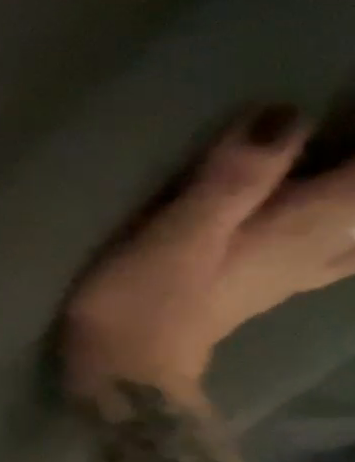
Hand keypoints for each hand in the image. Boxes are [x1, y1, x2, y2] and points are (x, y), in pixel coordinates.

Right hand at [66, 104, 354, 397]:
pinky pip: (341, 248)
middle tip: (343, 123)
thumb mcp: (179, 231)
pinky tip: (330, 222)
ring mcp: (298, 269)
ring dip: (352, 197)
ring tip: (338, 168)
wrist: (128, 364)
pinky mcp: (268, 281)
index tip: (348, 97)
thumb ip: (234, 177)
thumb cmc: (144, 293)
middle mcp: (317, 246)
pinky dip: (345, 226)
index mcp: (300, 227)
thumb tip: (285, 114)